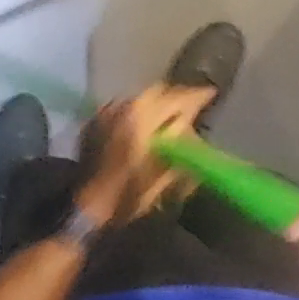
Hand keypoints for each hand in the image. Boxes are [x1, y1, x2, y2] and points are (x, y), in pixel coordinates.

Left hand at [74, 84, 215, 224]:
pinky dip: (137, 111)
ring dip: (156, 104)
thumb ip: (182, 147)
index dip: (197, 96)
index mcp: (143, 119)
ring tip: (169, 117)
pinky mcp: (95, 120)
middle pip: (158, 92)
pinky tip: (143, 126)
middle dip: (176, 98)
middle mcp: (123, 107)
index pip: (177, 98)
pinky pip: (123, 107)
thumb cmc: (129, 196)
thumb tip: (194, 129)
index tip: (211, 95)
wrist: (88, 208)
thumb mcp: (164, 175)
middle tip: (192, 107)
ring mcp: (107, 112)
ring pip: (140, 98)